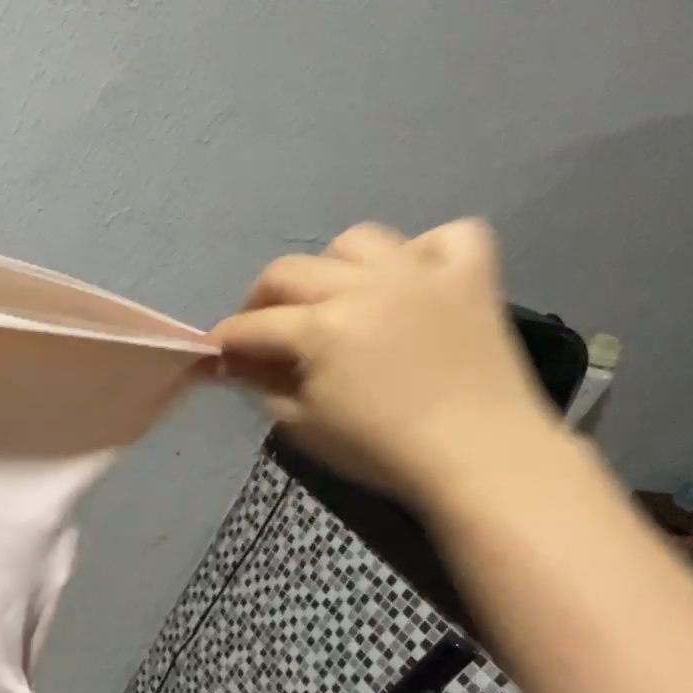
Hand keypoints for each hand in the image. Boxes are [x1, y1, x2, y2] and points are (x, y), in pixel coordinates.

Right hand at [212, 219, 560, 506]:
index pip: (249, 326)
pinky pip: (445, 237)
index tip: (212, 357)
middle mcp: (364, 287)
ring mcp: (421, 274)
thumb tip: (241, 363)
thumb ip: (264, 383)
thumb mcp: (300, 423)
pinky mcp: (471, 277)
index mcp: (319, 328)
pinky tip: (408, 283)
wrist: (480, 454)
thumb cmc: (378, 448)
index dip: (222, 342)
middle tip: (263, 331)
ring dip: (331, 268)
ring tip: (333, 299)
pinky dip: (421, 252)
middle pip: (288, 271)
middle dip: (261, 301)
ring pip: (356, 241)